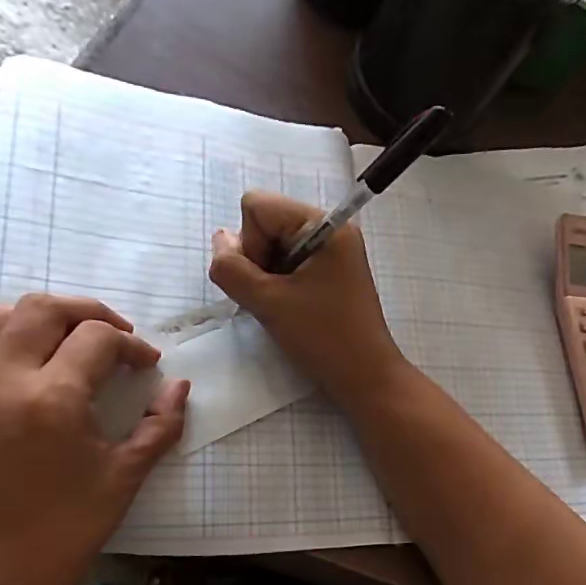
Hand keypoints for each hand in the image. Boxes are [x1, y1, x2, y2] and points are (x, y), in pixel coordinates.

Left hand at [0, 294, 189, 584]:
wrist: (6, 569)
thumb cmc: (72, 525)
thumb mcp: (126, 474)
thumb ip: (159, 424)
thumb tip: (179, 386)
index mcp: (53, 399)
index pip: (96, 339)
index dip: (131, 344)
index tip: (148, 364)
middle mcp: (7, 381)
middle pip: (44, 308)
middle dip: (89, 312)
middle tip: (118, 335)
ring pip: (1, 316)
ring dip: (43, 314)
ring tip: (73, 338)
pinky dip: (12, 333)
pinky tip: (40, 360)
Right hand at [209, 190, 406, 401]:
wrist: (365, 377)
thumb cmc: (322, 337)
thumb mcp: (268, 302)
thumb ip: (232, 269)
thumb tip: (220, 239)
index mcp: (324, 224)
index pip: (257, 207)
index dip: (249, 243)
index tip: (267, 281)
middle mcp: (330, 229)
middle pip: (265, 223)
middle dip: (258, 260)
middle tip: (274, 298)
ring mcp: (331, 251)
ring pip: (274, 246)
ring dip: (266, 276)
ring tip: (282, 307)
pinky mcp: (330, 273)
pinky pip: (289, 263)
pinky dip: (279, 284)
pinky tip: (289, 309)